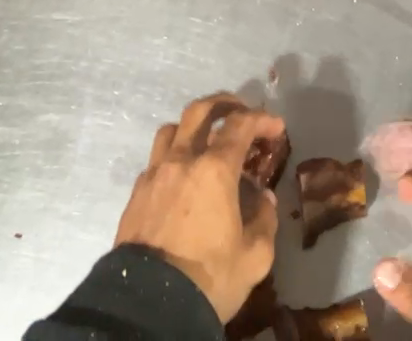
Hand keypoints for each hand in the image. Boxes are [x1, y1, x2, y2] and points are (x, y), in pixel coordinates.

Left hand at [115, 94, 284, 322]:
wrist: (149, 307)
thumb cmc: (209, 278)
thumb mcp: (255, 257)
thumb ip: (264, 220)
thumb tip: (262, 198)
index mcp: (214, 170)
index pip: (240, 125)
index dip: (262, 119)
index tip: (276, 128)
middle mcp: (181, 161)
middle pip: (200, 111)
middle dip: (225, 104)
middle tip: (241, 112)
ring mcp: (154, 176)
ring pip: (171, 130)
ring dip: (193, 128)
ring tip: (207, 142)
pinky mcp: (136, 195)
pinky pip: (156, 161)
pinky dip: (174, 158)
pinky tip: (183, 179)